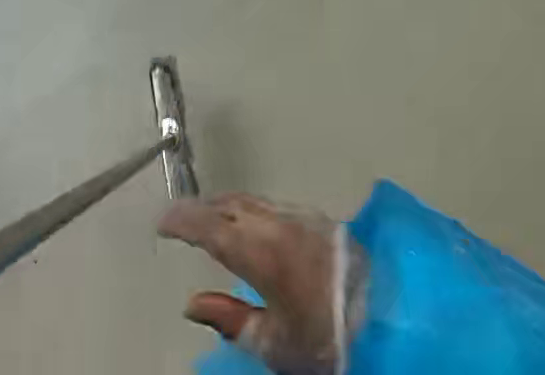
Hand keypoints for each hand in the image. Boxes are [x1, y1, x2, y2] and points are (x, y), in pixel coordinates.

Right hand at [158, 193, 365, 374]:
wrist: (382, 312)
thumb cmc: (323, 336)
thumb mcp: (271, 342)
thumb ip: (230, 318)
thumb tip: (194, 303)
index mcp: (262, 254)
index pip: (213, 229)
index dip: (185, 222)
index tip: (162, 222)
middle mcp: (278, 225)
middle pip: (230, 207)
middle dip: (200, 209)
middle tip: (175, 216)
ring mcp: (299, 216)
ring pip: (251, 201)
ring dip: (223, 204)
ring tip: (202, 213)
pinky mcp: (315, 217)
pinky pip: (269, 203)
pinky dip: (246, 205)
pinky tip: (242, 216)